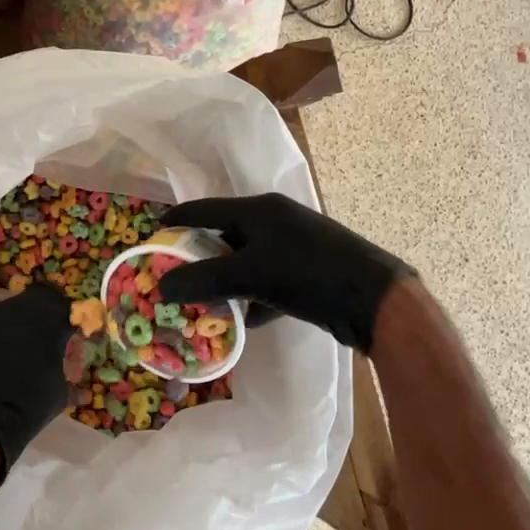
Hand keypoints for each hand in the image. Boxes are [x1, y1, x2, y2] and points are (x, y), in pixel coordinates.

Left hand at [0, 283, 73, 493]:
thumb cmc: (29, 404)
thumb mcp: (59, 387)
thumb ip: (60, 364)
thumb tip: (59, 361)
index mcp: (47, 317)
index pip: (58, 303)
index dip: (59, 317)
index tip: (60, 334)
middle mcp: (17, 306)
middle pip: (29, 305)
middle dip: (33, 322)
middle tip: (33, 346)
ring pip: (3, 314)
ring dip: (8, 329)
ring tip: (5, 356)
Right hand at [158, 193, 414, 351]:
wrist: (376, 300)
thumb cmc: (308, 274)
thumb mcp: (250, 275)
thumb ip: (204, 279)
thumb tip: (162, 286)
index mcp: (259, 209)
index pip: (205, 209)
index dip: (177, 219)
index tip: (153, 232)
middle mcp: (275, 221)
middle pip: (225, 234)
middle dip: (200, 255)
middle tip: (175, 273)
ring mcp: (295, 246)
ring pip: (247, 260)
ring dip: (225, 280)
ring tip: (202, 300)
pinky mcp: (309, 273)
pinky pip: (267, 280)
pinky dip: (252, 297)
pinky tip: (243, 320)